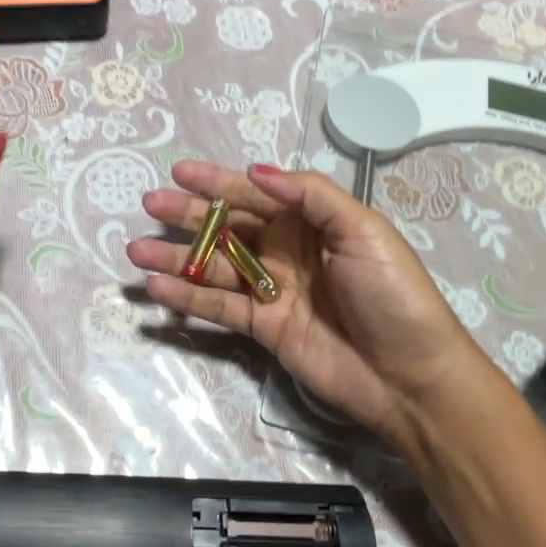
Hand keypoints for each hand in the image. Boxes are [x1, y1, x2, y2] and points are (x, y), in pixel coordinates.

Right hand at [126, 161, 489, 441]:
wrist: (409, 376)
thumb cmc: (393, 294)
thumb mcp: (364, 231)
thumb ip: (311, 196)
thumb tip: (257, 170)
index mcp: (313, 222)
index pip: (257, 193)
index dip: (219, 181)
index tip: (180, 171)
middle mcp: (287, 251)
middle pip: (229, 226)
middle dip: (189, 214)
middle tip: (150, 204)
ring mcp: (272, 291)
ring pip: (215, 267)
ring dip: (177, 257)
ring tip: (136, 249)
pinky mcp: (263, 329)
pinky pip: (219, 307)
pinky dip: (187, 298)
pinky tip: (157, 286)